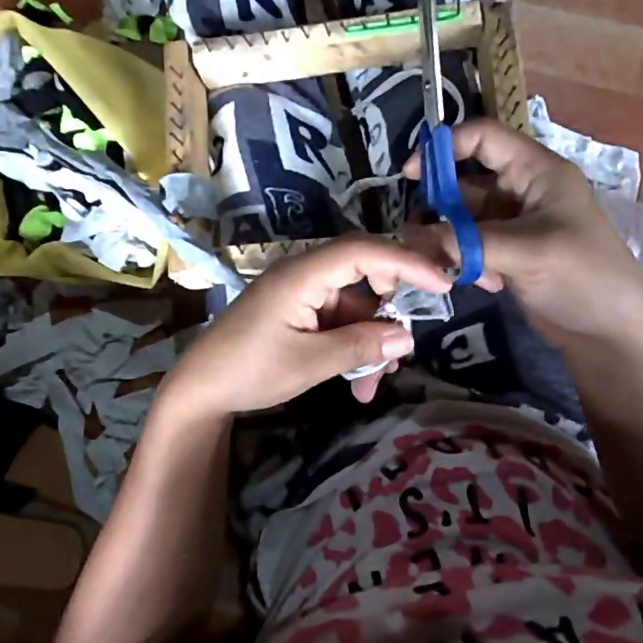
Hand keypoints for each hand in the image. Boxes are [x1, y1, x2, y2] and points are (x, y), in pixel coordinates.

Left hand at [162, 237, 451, 414]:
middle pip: (366, 276)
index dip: (407, 262)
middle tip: (405, 346)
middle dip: (390, 312)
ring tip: (372, 385)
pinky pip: (342, 322)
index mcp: (303, 274)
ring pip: (357, 306)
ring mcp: (304, 294)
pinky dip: (355, 348)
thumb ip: (360, 347)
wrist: (200, 390)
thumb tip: (406, 338)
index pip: (364, 252)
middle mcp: (306, 275)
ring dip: (371, 343)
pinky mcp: (301, 313)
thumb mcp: (308, 363)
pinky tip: (358, 383)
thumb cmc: (248, 370)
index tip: (442, 284)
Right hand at [404, 118, 642, 338]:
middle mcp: (523, 190)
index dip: (446, 146)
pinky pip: (471, 245)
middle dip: (440, 206)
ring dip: (448, 239)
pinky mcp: (509, 253)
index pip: (485, 137)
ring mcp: (515, 223)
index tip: (411, 174)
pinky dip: (464, 259)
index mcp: (538, 171)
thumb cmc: (583, 277)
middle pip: (465, 180)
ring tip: (440, 265)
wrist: (610, 334)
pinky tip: (480, 283)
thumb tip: (415, 238)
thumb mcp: (530, 252)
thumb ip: (471, 242)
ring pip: (464, 217)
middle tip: (417, 236)